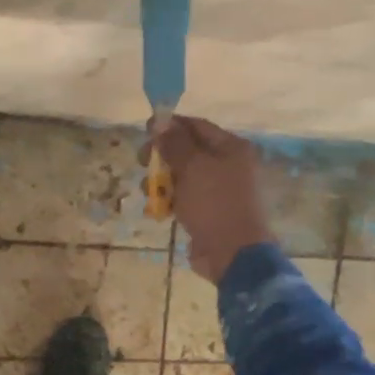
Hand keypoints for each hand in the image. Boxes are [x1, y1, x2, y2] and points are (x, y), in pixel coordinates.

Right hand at [150, 115, 271, 283]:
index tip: (145, 130)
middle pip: (189, 152)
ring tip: (145, 190)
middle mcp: (228, 166)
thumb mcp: (192, 168)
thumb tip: (159, 121)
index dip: (170, 126)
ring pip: (184, 178)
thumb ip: (174, 143)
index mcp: (232, 148)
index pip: (197, 127)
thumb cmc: (214, 204)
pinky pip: (186, 200)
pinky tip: (155, 209)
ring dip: (162, 181)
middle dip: (163, 156)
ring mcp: (219, 192)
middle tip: (141, 161)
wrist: (233, 253)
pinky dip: (170, 201)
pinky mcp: (210, 214)